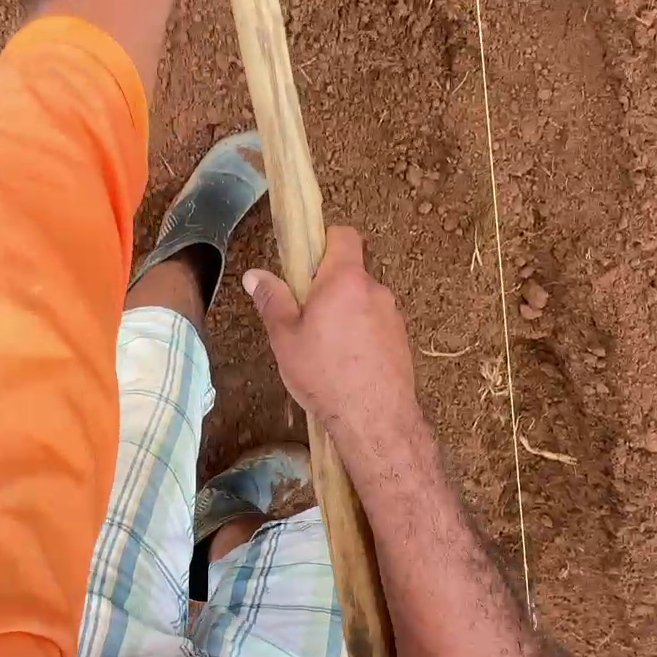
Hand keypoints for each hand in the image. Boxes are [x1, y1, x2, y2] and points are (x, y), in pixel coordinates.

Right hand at [243, 227, 420, 448]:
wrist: (375, 420)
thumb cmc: (325, 374)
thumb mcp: (286, 337)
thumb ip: (272, 300)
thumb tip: (255, 275)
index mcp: (345, 280)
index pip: (343, 235)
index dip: (324, 240)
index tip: (305, 262)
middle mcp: (374, 290)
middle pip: (349, 272)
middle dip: (327, 286)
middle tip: (304, 316)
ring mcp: (392, 315)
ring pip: (361, 300)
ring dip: (344, 313)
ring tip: (323, 347)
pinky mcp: (401, 340)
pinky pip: (375, 324)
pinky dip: (360, 334)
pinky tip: (343, 363)